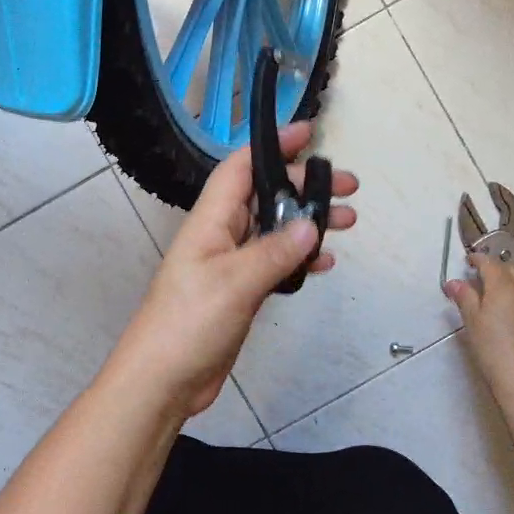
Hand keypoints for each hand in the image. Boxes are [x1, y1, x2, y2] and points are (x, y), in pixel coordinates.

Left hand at [103, 123, 357, 420]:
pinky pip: (276, 263)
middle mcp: (221, 235)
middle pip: (266, 196)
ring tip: (350, 220)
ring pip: (275, 229)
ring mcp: (231, 265)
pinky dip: (301, 258)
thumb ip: (276, 252)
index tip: (309, 133)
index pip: (241, 168)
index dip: (273, 145)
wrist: (163, 380)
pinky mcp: (240, 292)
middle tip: (348, 186)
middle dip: (305, 185)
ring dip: (310, 222)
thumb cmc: (189, 323)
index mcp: (211, 220)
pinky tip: (326, 263)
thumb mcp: (235, 282)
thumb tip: (312, 226)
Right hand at [444, 253, 513, 406]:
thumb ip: (464, 298)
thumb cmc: (494, 352)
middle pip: (512, 269)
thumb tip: (454, 281)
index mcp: (504, 285)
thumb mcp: (473, 323)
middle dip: (498, 270)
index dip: (477, 259)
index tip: (469, 261)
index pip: (489, 262)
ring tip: (504, 298)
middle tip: (484, 280)